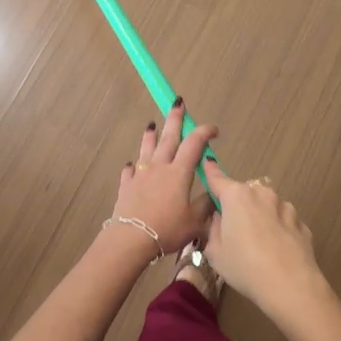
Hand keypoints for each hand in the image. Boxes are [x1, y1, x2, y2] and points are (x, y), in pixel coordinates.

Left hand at [112, 99, 216, 254]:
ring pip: (146, 148)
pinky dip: (133, 166)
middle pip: (168, 137)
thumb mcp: (195, 221)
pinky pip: (130, 170)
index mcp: (179, 173)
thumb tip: (214, 194)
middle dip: (174, 119)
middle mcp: (159, 167)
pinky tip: (132, 165)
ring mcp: (140, 174)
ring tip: (151, 124)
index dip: (204, 133)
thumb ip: (205, 205)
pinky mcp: (126, 185)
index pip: (194, 144)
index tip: (213, 130)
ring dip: (150, 136)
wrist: (132, 238)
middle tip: (177, 102)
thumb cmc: (168, 229)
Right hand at [202, 165, 334, 323]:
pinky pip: (283, 221)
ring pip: (266, 205)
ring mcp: (285, 207)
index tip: (207, 163)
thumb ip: (212, 227)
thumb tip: (219, 217)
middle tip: (233, 231)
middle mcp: (262, 194)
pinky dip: (278, 229)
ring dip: (260, 216)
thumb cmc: (245, 267)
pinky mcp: (302, 223)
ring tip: (258, 245)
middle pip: (243, 193)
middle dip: (237, 204)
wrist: (292, 286)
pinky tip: (276, 251)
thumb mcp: (214, 251)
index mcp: (236, 196)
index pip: (217, 178)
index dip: (210, 172)